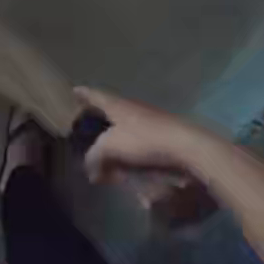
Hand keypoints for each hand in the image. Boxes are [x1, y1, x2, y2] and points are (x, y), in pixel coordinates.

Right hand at [73, 86, 221, 185]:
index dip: (84, 94)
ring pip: (127, 132)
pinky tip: (131, 172)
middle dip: (100, 125)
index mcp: (118, 106)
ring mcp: (152, 122)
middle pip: (112, 114)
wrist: (189, 148)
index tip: (75, 91)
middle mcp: (134, 110)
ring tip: (110, 164)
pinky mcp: (166, 138)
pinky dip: (132, 157)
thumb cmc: (144, 140)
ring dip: (117, 147)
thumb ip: (94, 158)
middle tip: (90, 134)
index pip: (96, 96)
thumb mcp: (109, 148)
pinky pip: (141, 146)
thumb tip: (92, 173)